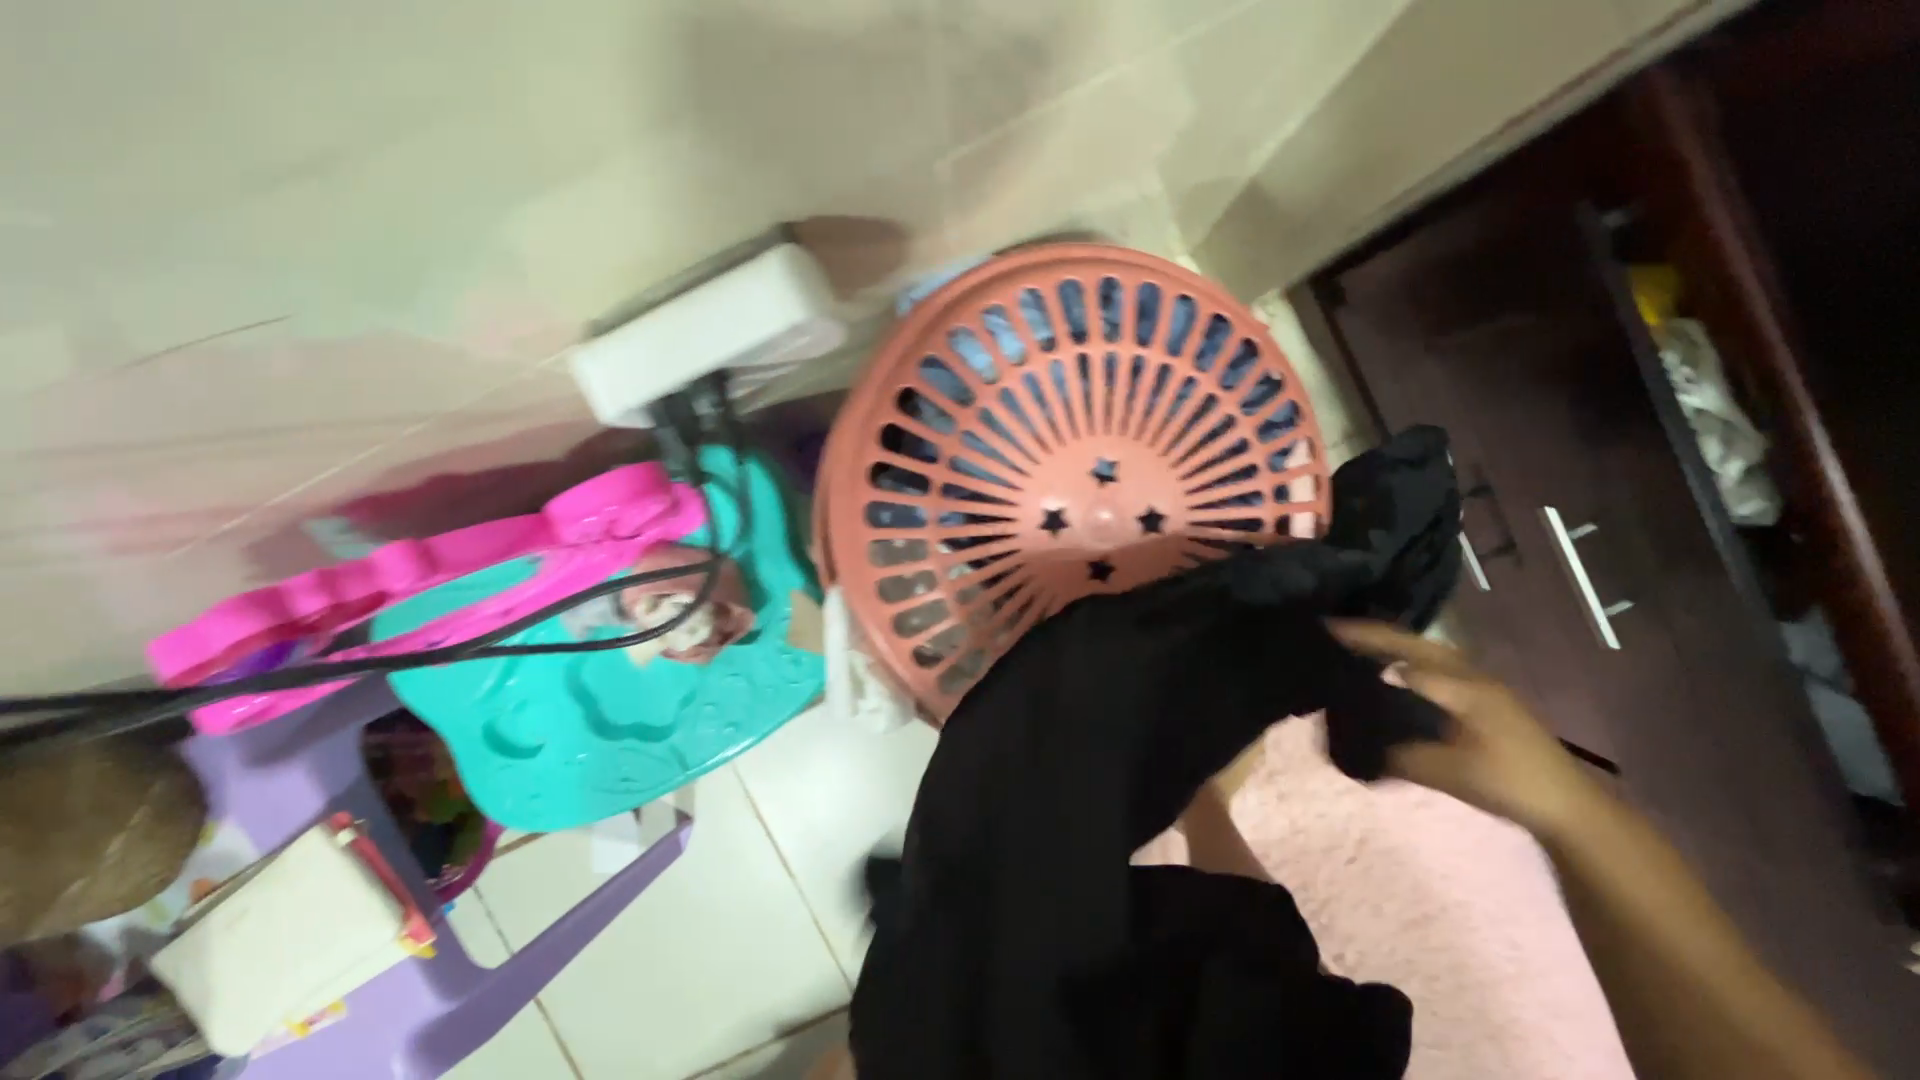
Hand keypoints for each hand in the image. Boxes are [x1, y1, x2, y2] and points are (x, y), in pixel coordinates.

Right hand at [1328, 619, 1603, 835]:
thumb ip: (1402, 756)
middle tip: (1336, 629)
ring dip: (1395, 644)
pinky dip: (1410, 661)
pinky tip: (1396, 674)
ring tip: (1360, 645)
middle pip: (1417, 642)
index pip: (1403, 655)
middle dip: (1376, 633)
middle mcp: (1472, 676)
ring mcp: (1483, 687)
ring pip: (1430, 652)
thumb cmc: (1510, 784)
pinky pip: (1438, 667)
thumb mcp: (1450, 773)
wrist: (1568, 807)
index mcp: (1463, 686)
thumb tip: (1362, 748)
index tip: (1328, 632)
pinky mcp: (1486, 701)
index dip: (1365, 642)